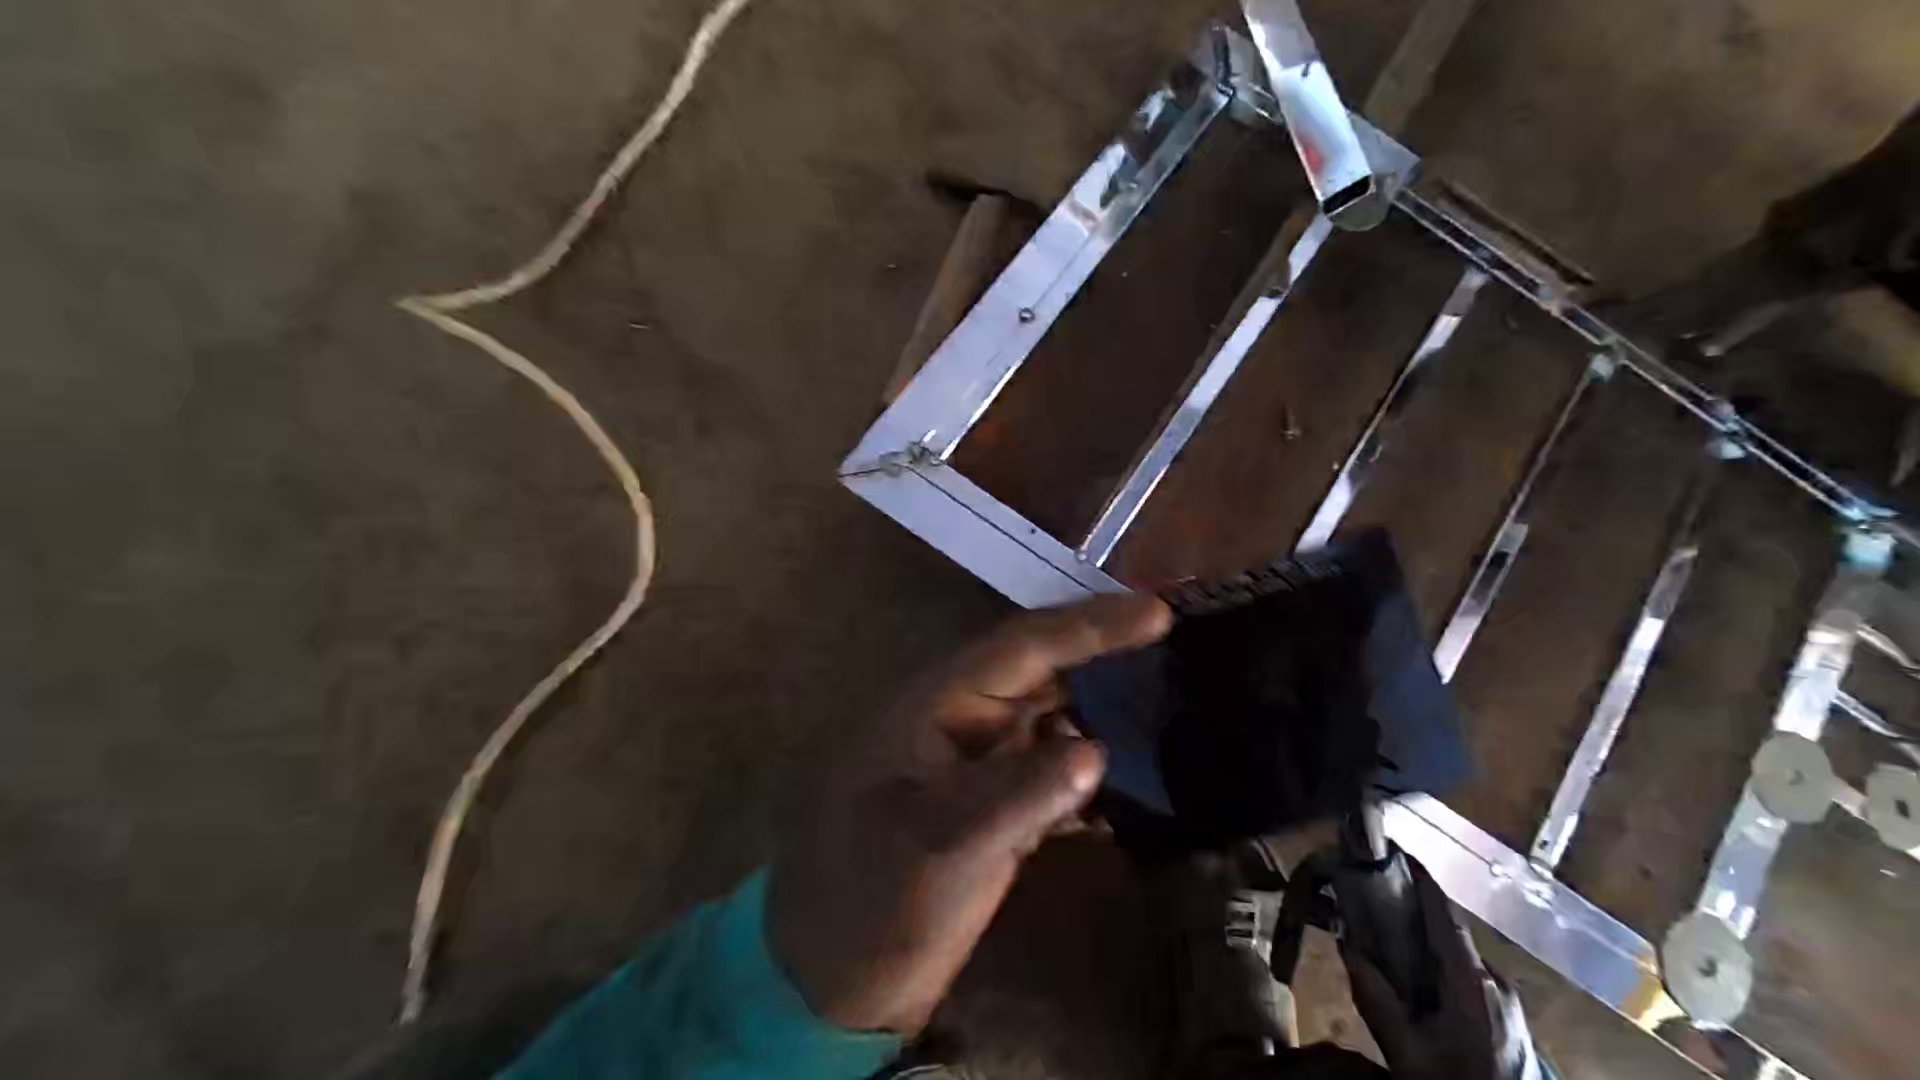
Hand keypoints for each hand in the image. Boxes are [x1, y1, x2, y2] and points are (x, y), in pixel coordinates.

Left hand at [768, 593, 1172, 1035]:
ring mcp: (976, 760)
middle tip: (1178, 641)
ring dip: (1106, 710)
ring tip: (1174, 702)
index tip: (1159, 612)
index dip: (1091, 626)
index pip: (1022, 647)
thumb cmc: (873, 900)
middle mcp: (959, 718)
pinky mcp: (991, 799)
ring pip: (1051, 716)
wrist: (836, 976)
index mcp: (935, 704)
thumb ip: (1019, 797)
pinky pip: (1050, 766)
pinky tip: (1133, 785)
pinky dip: (1089, 769)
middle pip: (1042, 669)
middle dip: (1106, 654)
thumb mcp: (942, 847)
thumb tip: (1095, 749)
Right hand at [1341, 856, 1538, 1079]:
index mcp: (1473, 985)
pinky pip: (1468, 974)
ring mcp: (1510, 1001)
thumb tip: (1345, 941)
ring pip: (1457, 954)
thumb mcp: (1404, 1050)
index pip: (1445, 916)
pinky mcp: (1511, 1016)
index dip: (1421, 879)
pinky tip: (1416, 980)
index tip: (1395, 849)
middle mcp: (1498, 983)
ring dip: (1423, 942)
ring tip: (1386, 942)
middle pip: (1449, 932)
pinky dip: (1438, 963)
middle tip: (1370, 900)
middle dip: (1410, 911)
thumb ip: (1373, 995)